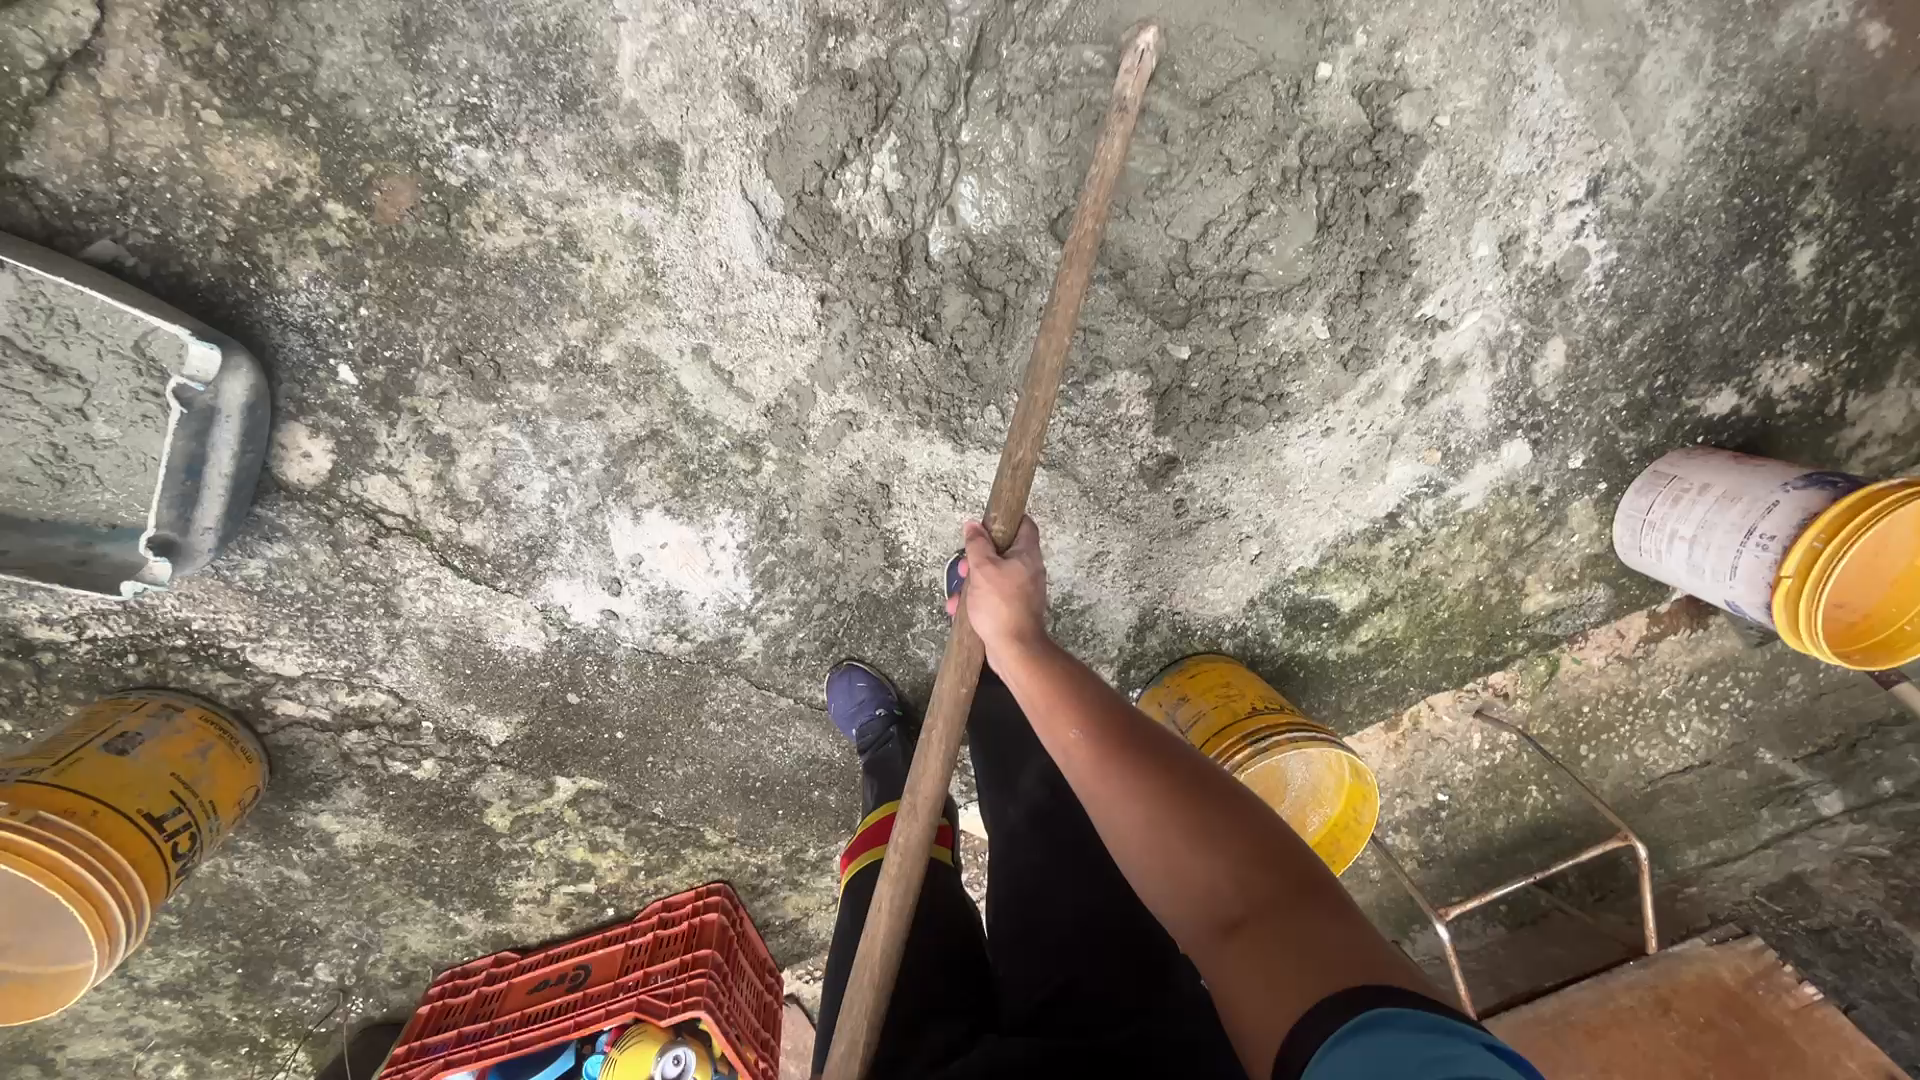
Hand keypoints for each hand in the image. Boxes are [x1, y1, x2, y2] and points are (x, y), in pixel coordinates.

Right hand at [952, 516, 1049, 665]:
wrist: (1014, 648)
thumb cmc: (1001, 606)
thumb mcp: (982, 569)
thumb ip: (977, 545)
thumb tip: (973, 526)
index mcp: (1027, 554)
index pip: (1024, 524)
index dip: (1005, 519)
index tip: (986, 524)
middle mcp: (1029, 570)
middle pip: (1003, 551)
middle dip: (978, 558)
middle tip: (964, 566)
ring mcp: (1023, 590)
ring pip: (994, 576)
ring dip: (973, 583)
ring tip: (958, 594)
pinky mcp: (1015, 608)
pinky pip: (994, 596)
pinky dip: (977, 600)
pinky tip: (960, 610)